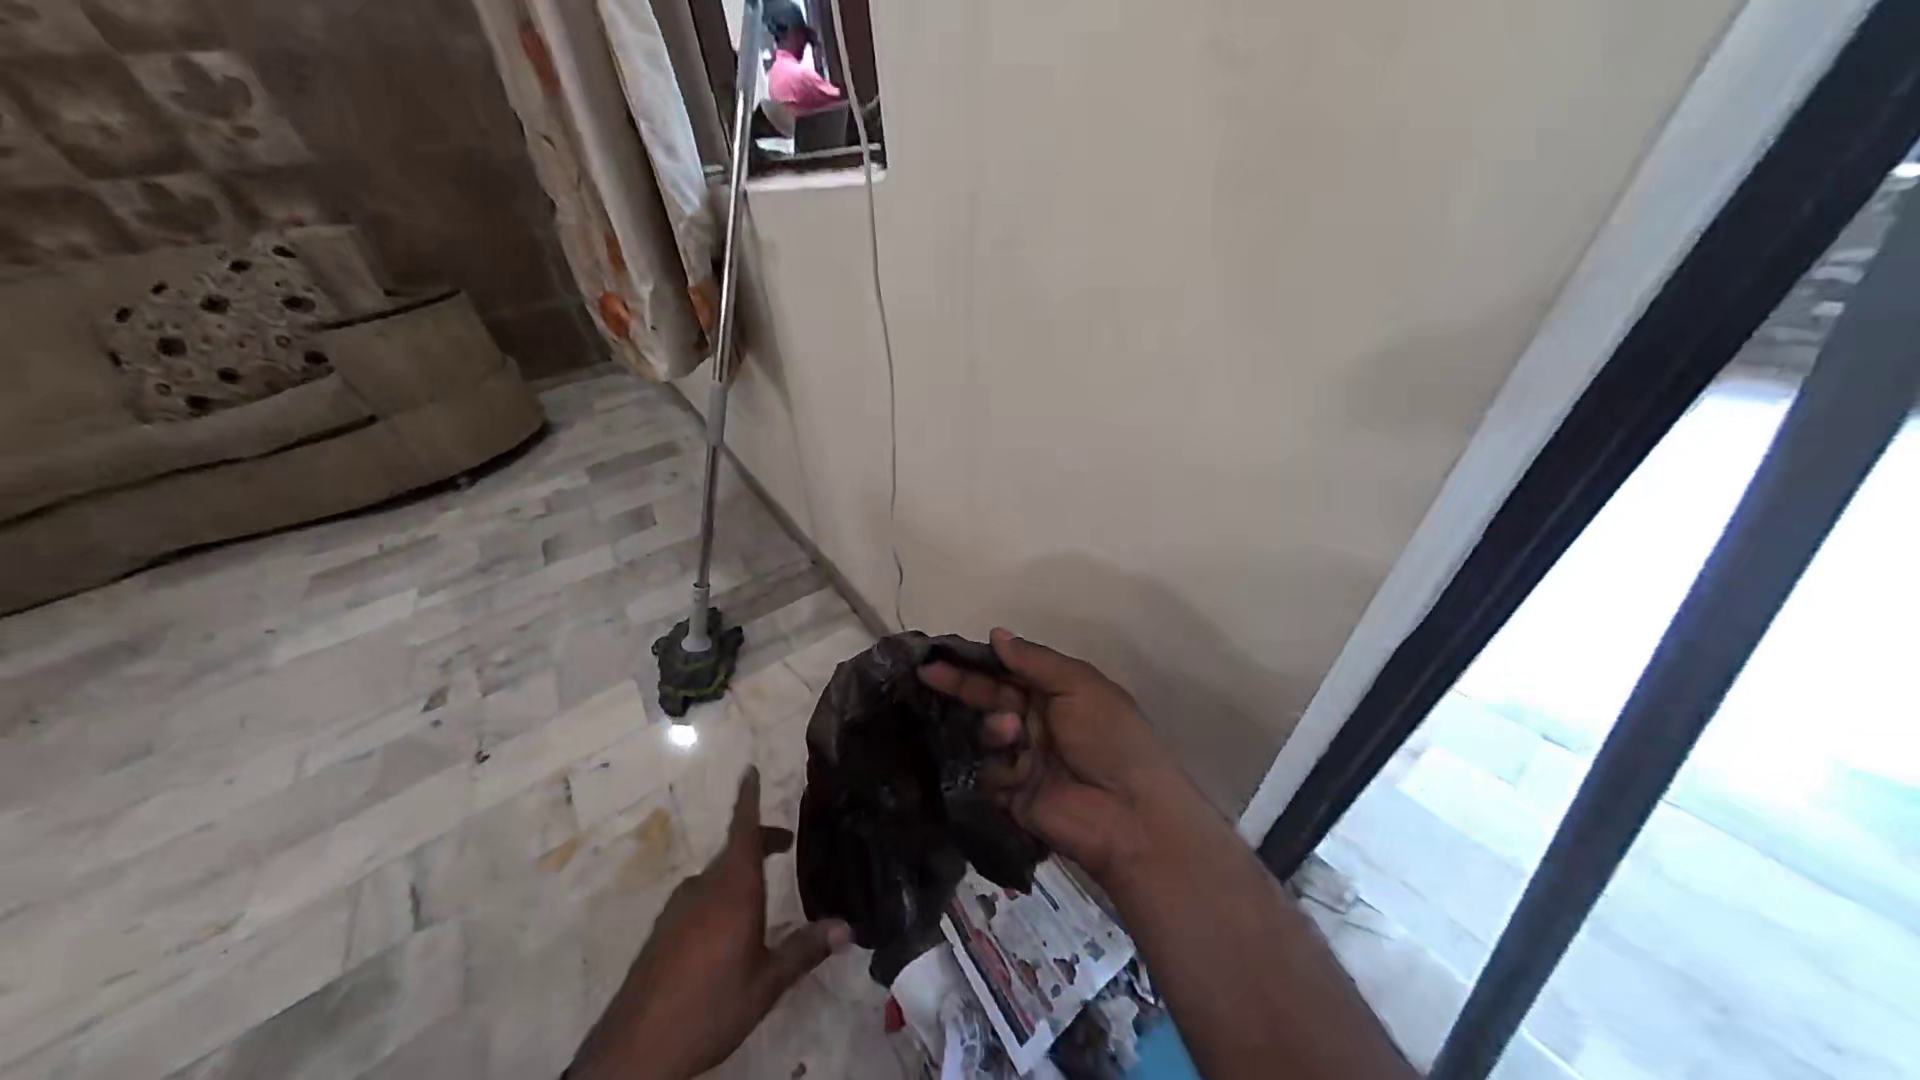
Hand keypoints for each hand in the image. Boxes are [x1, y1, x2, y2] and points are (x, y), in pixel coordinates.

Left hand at [569, 767, 851, 1079]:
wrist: (633, 1052)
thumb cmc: (709, 1007)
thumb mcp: (767, 984)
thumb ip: (805, 950)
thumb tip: (848, 927)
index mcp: (732, 890)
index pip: (744, 831)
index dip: (749, 799)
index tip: (751, 770)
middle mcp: (703, 889)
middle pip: (734, 851)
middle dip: (760, 842)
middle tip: (785, 845)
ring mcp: (677, 910)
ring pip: (715, 877)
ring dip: (740, 872)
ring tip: (762, 896)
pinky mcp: (662, 933)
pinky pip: (698, 898)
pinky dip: (720, 896)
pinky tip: (727, 931)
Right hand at [919, 628, 1185, 883]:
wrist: (1129, 814)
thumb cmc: (1109, 737)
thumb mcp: (1079, 685)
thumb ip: (1034, 661)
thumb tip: (996, 634)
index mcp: (1055, 694)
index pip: (1008, 671)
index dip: (979, 662)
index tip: (944, 653)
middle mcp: (1036, 722)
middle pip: (989, 699)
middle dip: (962, 686)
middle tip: (929, 674)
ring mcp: (1023, 759)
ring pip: (985, 734)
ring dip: (993, 729)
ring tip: (1011, 732)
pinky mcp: (1012, 796)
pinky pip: (987, 774)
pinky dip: (997, 770)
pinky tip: (1017, 773)